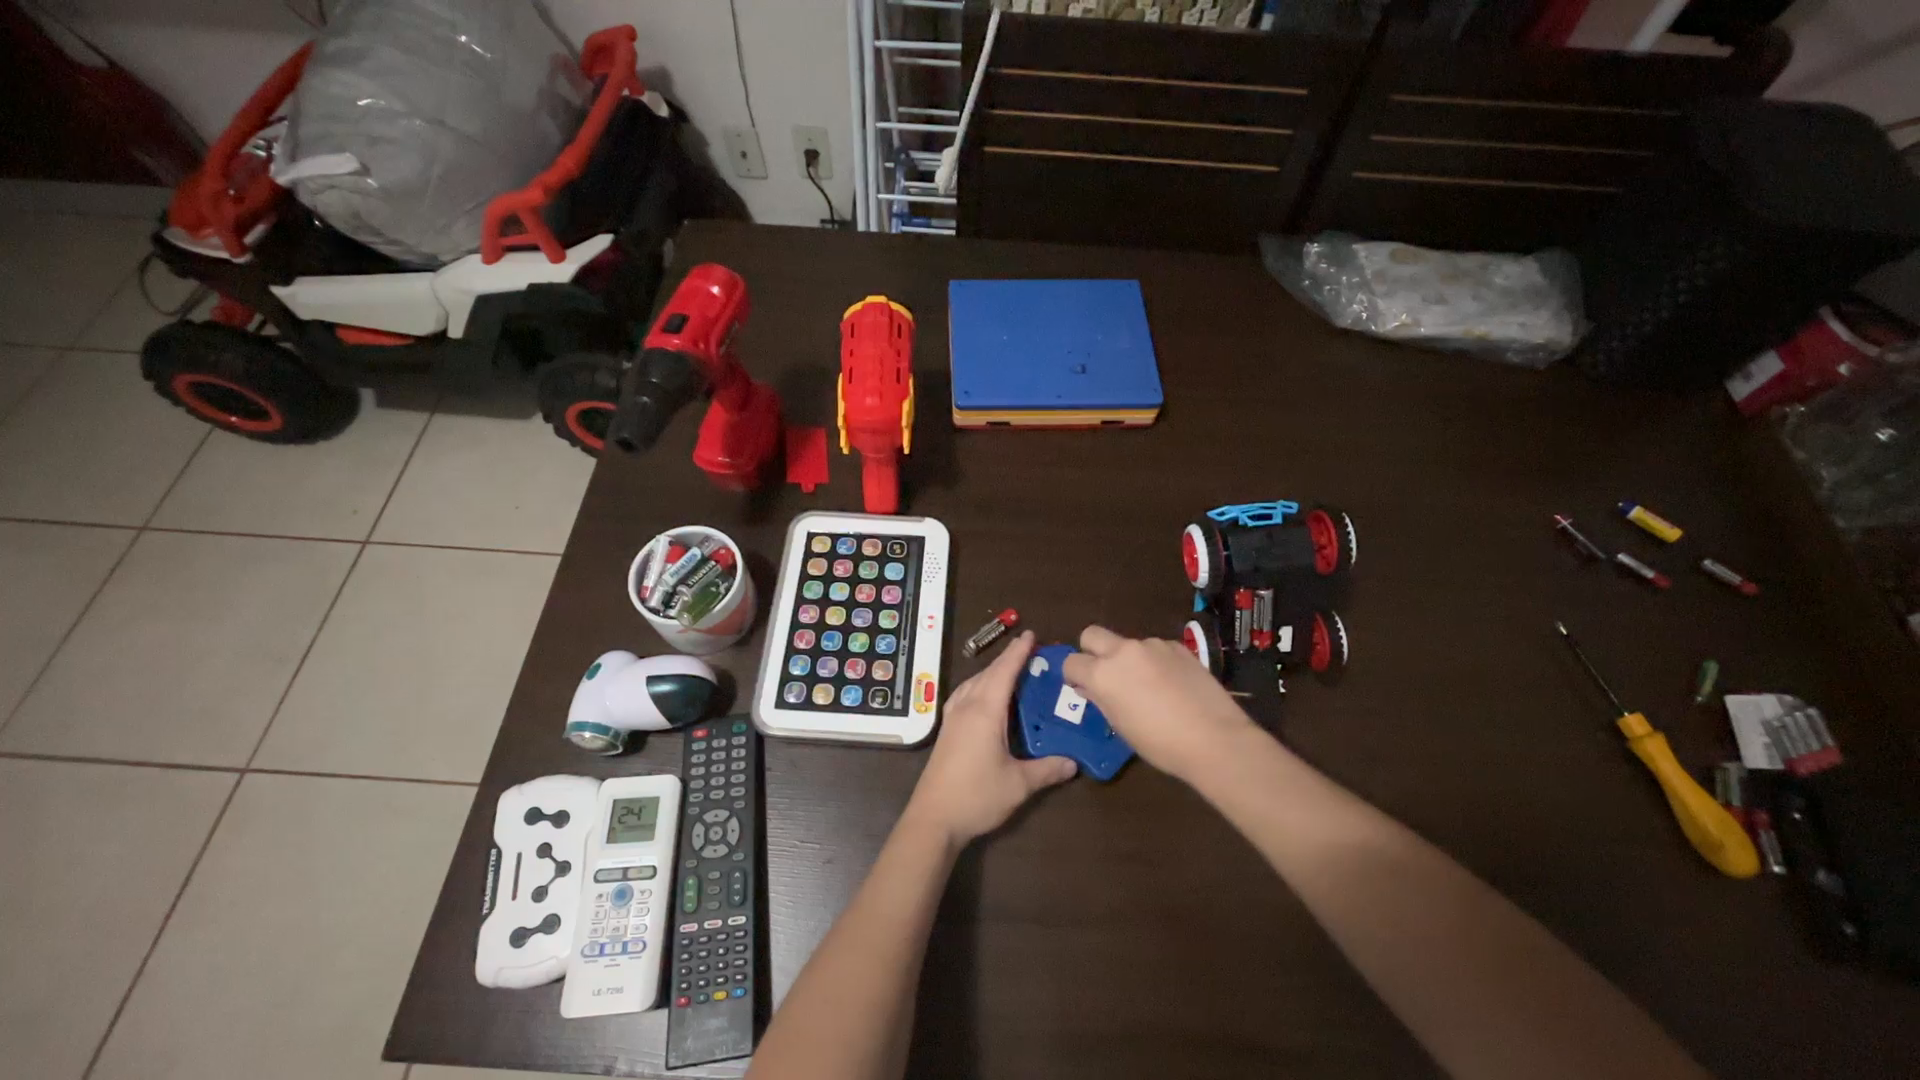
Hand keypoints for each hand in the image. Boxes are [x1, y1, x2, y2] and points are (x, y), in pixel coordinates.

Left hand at [902, 631, 1076, 845]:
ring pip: (972, 684)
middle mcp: (966, 708)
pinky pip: (963, 696)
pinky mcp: (946, 732)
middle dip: (1007, 660)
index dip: (1018, 653)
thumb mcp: (1019, 784)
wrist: (934, 818)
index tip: (1031, 635)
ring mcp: (952, 719)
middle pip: (988, 674)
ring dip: (991, 673)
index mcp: (985, 711)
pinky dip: (978, 687)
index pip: (1004, 672)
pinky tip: (983, 698)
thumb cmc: (977, 796)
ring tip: (1010, 671)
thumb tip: (1074, 762)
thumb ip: (1047, 769)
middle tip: (1029, 652)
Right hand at [1061, 625, 1257, 781]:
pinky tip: (1171, 684)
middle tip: (1105, 674)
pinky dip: (1155, 661)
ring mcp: (1153, 645)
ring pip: (1128, 643)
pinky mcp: (1178, 646)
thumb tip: (1090, 687)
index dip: (1074, 676)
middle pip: (1092, 634)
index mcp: (1103, 674)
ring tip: (1148, 686)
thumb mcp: (1120, 726)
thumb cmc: (1160, 743)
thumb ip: (1101, 699)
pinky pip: (1155, 648)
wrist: (1214, 738)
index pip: (1071, 662)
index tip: (1083, 688)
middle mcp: (1123, 651)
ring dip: (1129, 659)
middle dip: (1091, 650)